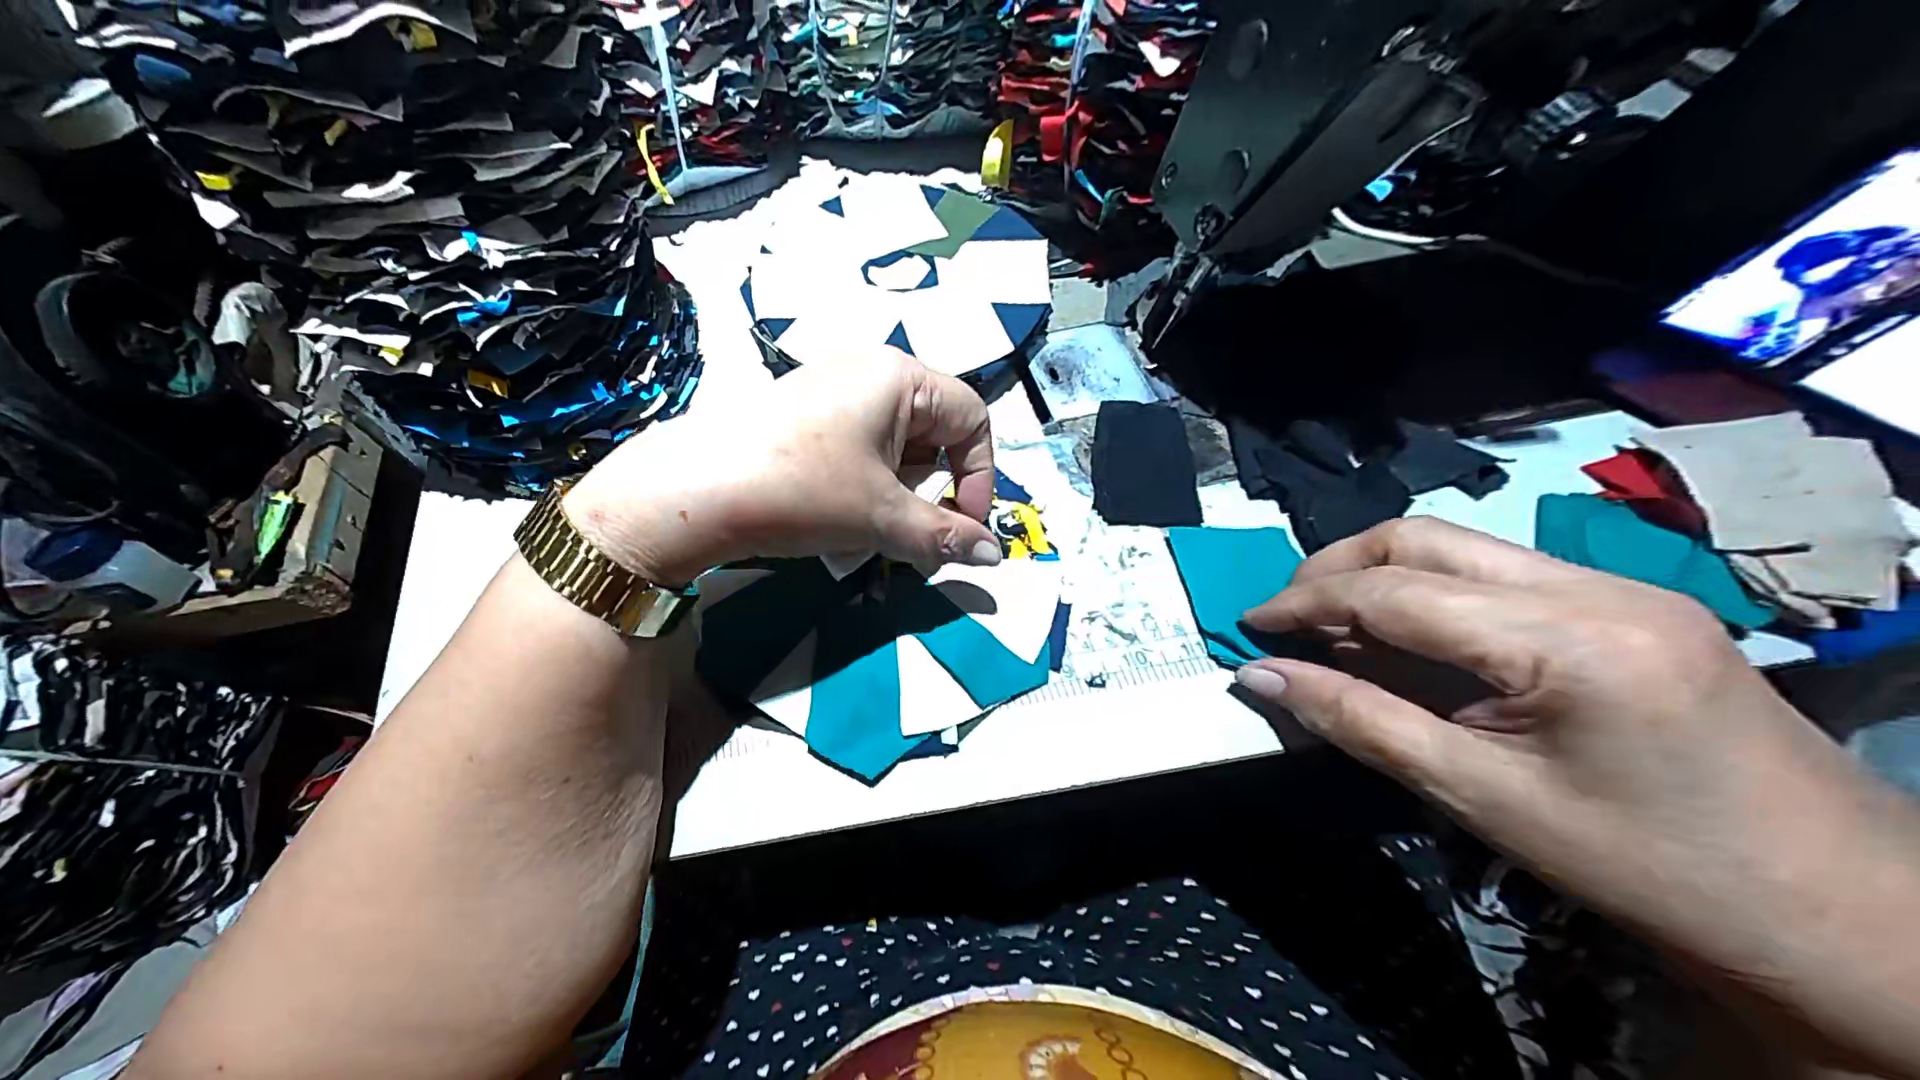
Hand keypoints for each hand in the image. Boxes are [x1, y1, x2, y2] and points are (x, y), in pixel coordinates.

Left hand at [563, 349, 1001, 584]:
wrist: (690, 493)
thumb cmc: (802, 490)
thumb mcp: (882, 516)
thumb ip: (945, 536)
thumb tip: (995, 557)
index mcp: (899, 377)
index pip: (973, 419)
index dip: (979, 475)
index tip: (964, 526)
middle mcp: (870, 371)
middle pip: (936, 431)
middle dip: (935, 490)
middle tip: (916, 533)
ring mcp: (833, 391)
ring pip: (898, 445)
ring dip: (902, 493)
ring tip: (876, 530)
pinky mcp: (806, 416)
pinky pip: (863, 447)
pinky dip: (870, 485)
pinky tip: (845, 516)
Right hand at [1233, 517, 1919, 1071]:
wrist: (1842, 913)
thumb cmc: (1649, 868)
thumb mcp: (1480, 798)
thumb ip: (1359, 722)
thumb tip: (1262, 677)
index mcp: (1566, 639)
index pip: (1394, 591)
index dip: (1306, 603)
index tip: (1250, 626)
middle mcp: (1594, 587)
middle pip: (1422, 539)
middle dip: (1334, 569)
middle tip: (1284, 616)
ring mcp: (1619, 586)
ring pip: (1457, 546)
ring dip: (1377, 575)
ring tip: (1330, 625)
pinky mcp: (1627, 603)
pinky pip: (1495, 574)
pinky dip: (1427, 593)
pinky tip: (1404, 637)